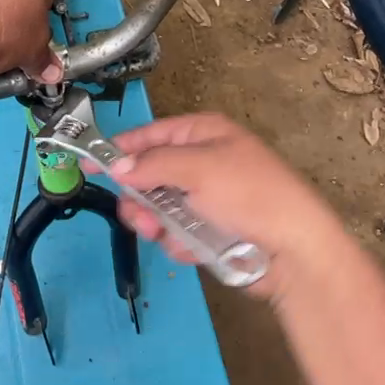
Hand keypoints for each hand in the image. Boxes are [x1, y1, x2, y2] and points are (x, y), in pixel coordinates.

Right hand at [102, 114, 350, 300]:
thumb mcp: (198, 168)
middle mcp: (204, 162)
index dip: (119, 148)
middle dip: (141, 195)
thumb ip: (152, 164)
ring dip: (156, 222)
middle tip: (136, 213)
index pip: (151, 135)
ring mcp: (209, 198)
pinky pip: (179, 232)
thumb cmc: (249, 194)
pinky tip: (191, 249)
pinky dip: (179, 241)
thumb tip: (116, 165)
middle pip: (152, 174)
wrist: (296, 250)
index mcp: (204, 134)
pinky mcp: (213, 231)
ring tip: (162, 234)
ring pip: (161, 208)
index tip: (88, 163)